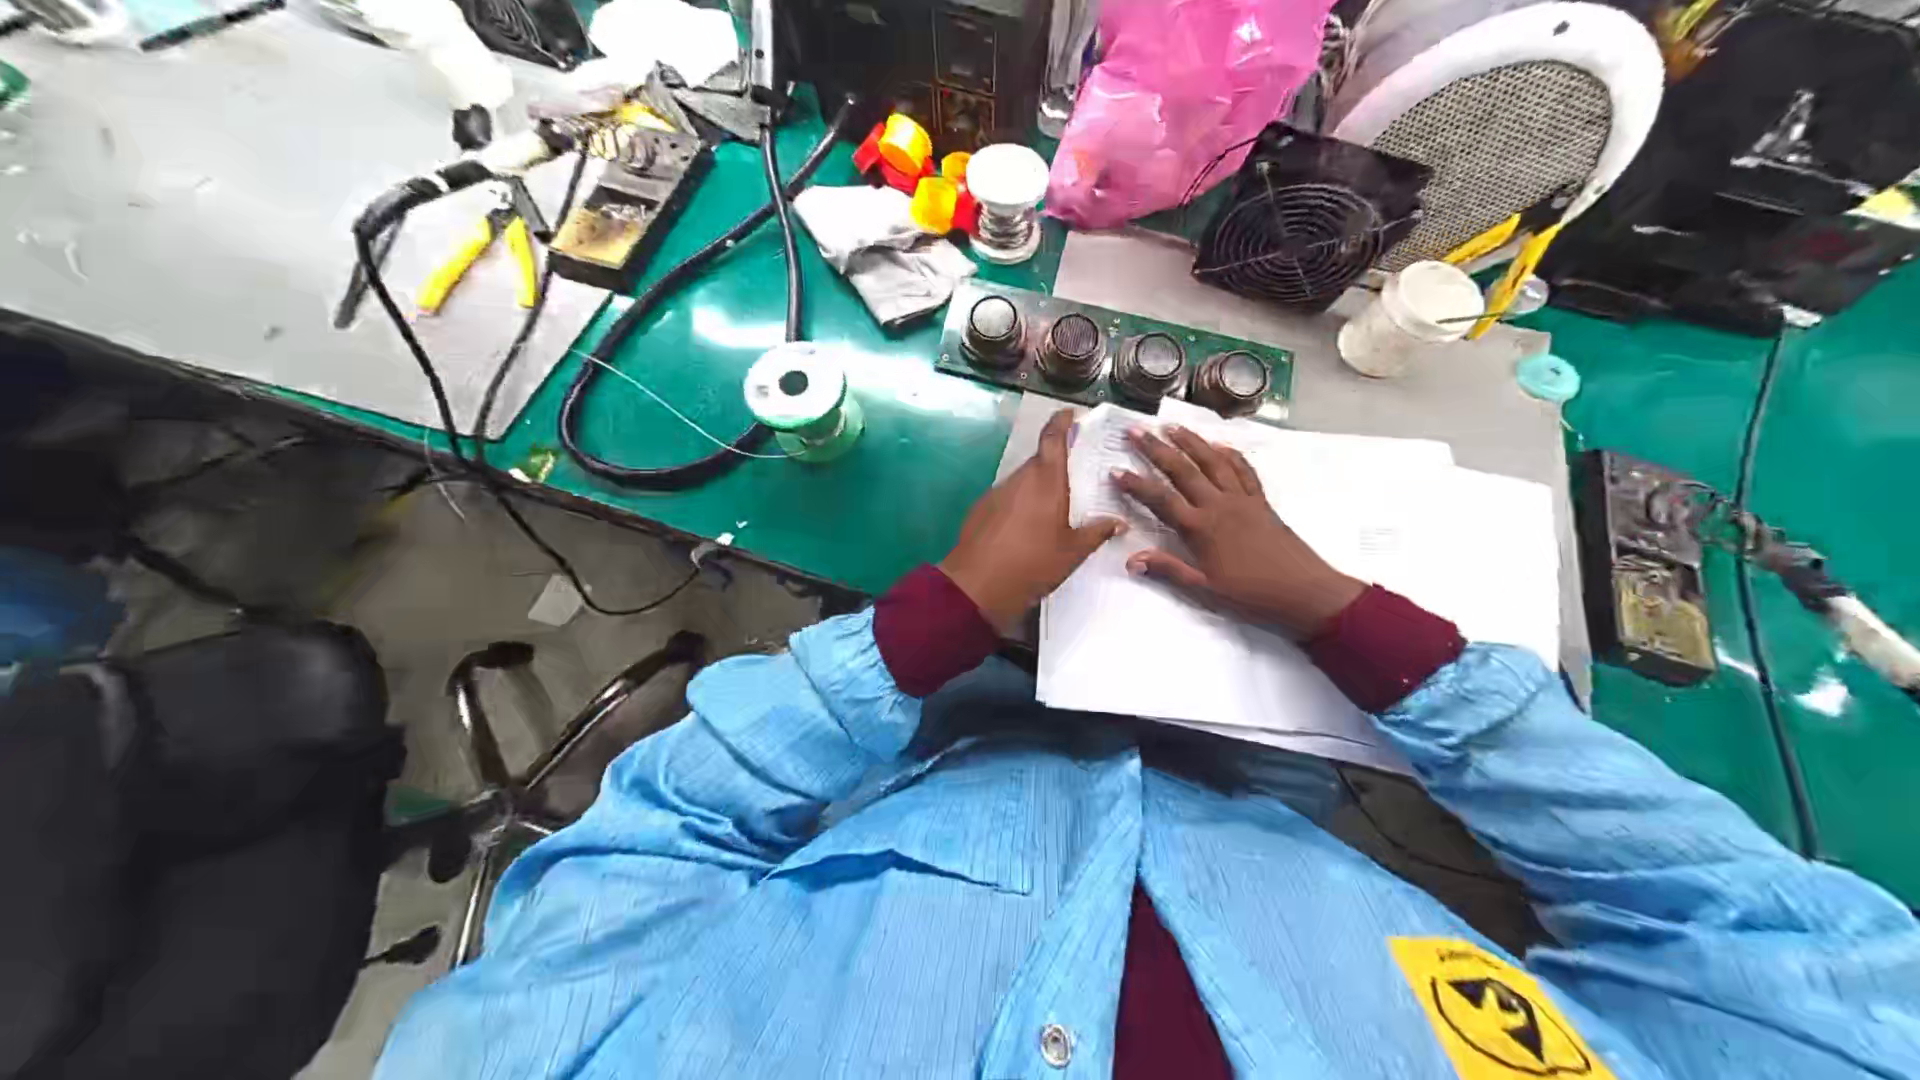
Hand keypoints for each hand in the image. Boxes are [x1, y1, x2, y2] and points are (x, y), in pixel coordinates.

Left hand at [939, 409, 1125, 632]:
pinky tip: (1027, 525)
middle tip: (1076, 474)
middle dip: (1056, 462)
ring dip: (1037, 486)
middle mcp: (1020, 479)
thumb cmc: (1032, 563)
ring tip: (1055, 505)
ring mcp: (997, 493)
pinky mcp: (981, 509)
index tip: (1070, 414)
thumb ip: (1096, 533)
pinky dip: (1020, 502)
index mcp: (1046, 480)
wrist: (977, 585)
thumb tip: (1118, 523)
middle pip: (1039, 460)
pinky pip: (1007, 497)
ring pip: (1022, 480)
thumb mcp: (1072, 552)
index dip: (1061, 422)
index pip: (1053, 438)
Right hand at [1115, 425, 1364, 637]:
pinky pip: (1244, 471)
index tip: (1115, 470)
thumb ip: (1168, 570)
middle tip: (1135, 432)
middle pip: (1183, 470)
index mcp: (1201, 529)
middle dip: (1156, 449)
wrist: (1305, 593)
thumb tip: (1131, 561)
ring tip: (1172, 427)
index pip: (1160, 500)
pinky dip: (1230, 455)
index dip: (1135, 485)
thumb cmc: (1251, 595)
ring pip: (1212, 462)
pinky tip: (1220, 446)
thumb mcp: (1205, 589)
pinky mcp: (1261, 502)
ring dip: (1191, 442)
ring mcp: (1242, 500)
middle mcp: (1219, 506)